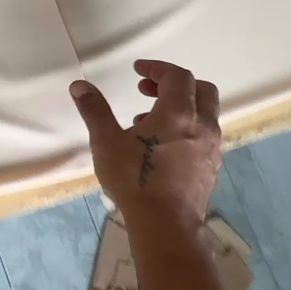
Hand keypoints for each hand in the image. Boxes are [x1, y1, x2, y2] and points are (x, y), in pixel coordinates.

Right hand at [69, 59, 222, 220]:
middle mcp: (201, 125)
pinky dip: (184, 127)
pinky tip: (159, 145)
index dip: (157, 68)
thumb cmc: (134, 176)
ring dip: (179, 106)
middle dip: (174, 83)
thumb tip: (79, 85)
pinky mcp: (210, 165)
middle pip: (201, 90)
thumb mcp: (105, 141)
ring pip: (204, 113)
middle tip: (146, 89)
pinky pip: (201, 134)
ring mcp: (210, 146)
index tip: (137, 70)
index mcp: (178, 113)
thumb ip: (94, 110)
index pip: (177, 77)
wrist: (165, 221)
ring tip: (145, 120)